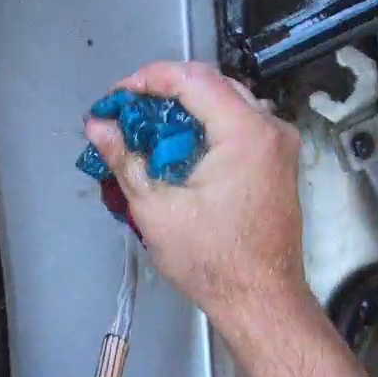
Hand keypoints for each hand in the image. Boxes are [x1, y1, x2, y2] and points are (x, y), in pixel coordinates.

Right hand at [85, 61, 308, 318]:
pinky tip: (178, 153)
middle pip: (211, 85)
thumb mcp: (155, 209)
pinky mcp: (277, 164)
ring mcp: (279, 146)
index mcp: (244, 132)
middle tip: (127, 114)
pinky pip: (239, 128)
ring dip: (184, 111)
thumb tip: (99, 127)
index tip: (116, 98)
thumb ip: (125, 159)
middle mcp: (270, 129)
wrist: (259, 298)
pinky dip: (205, 130)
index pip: (192, 78)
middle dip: (164, 93)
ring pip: (226, 105)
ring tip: (147, 133)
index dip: (147, 79)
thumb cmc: (212, 260)